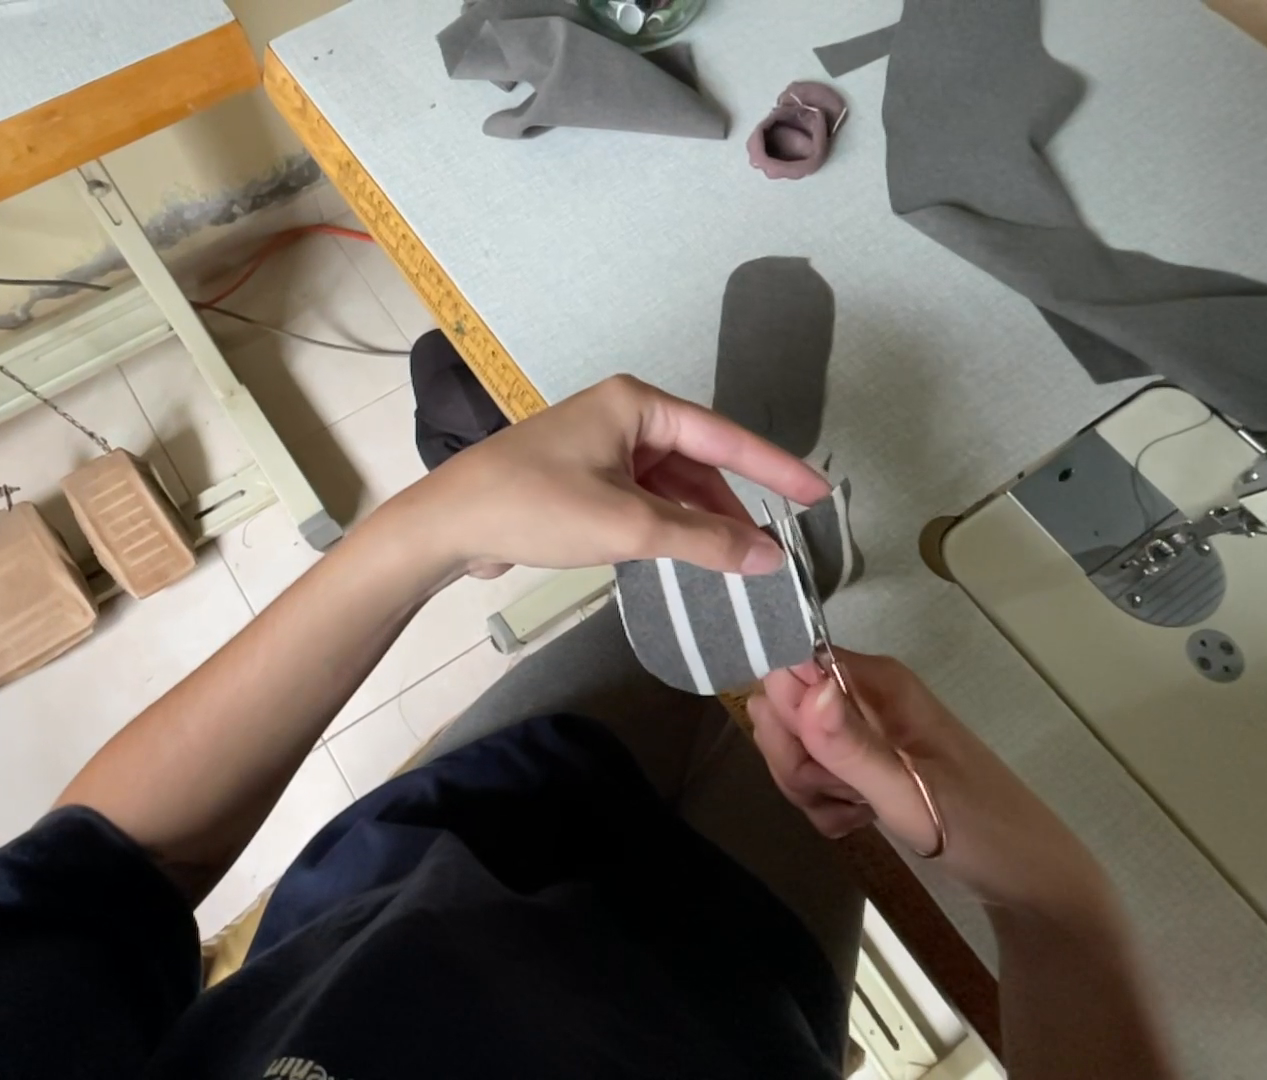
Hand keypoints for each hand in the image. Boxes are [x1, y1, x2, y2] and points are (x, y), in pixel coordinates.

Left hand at [390, 374, 828, 579]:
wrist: (448, 525)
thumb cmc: (537, 508)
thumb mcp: (628, 526)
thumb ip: (703, 540)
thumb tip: (769, 556)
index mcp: (635, 405)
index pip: (725, 436)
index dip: (775, 469)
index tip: (818, 494)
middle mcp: (619, 416)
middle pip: (695, 462)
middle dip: (728, 507)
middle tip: (765, 552)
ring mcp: (595, 447)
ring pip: (665, 484)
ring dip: (694, 521)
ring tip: (728, 563)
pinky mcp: (577, 478)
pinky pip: (637, 497)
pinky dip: (661, 525)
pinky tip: (678, 555)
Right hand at [749, 651, 1111, 918]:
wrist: (1030, 882)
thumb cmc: (983, 830)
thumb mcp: (913, 795)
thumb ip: (849, 747)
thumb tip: (795, 687)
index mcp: (875, 681)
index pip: (790, 668)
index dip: (785, 714)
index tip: (811, 759)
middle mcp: (860, 695)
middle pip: (782, 710)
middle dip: (794, 759)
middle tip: (837, 792)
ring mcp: (857, 730)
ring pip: (789, 746)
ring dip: (808, 787)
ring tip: (855, 809)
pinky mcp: (856, 762)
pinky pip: (807, 775)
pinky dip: (821, 804)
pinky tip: (856, 819)